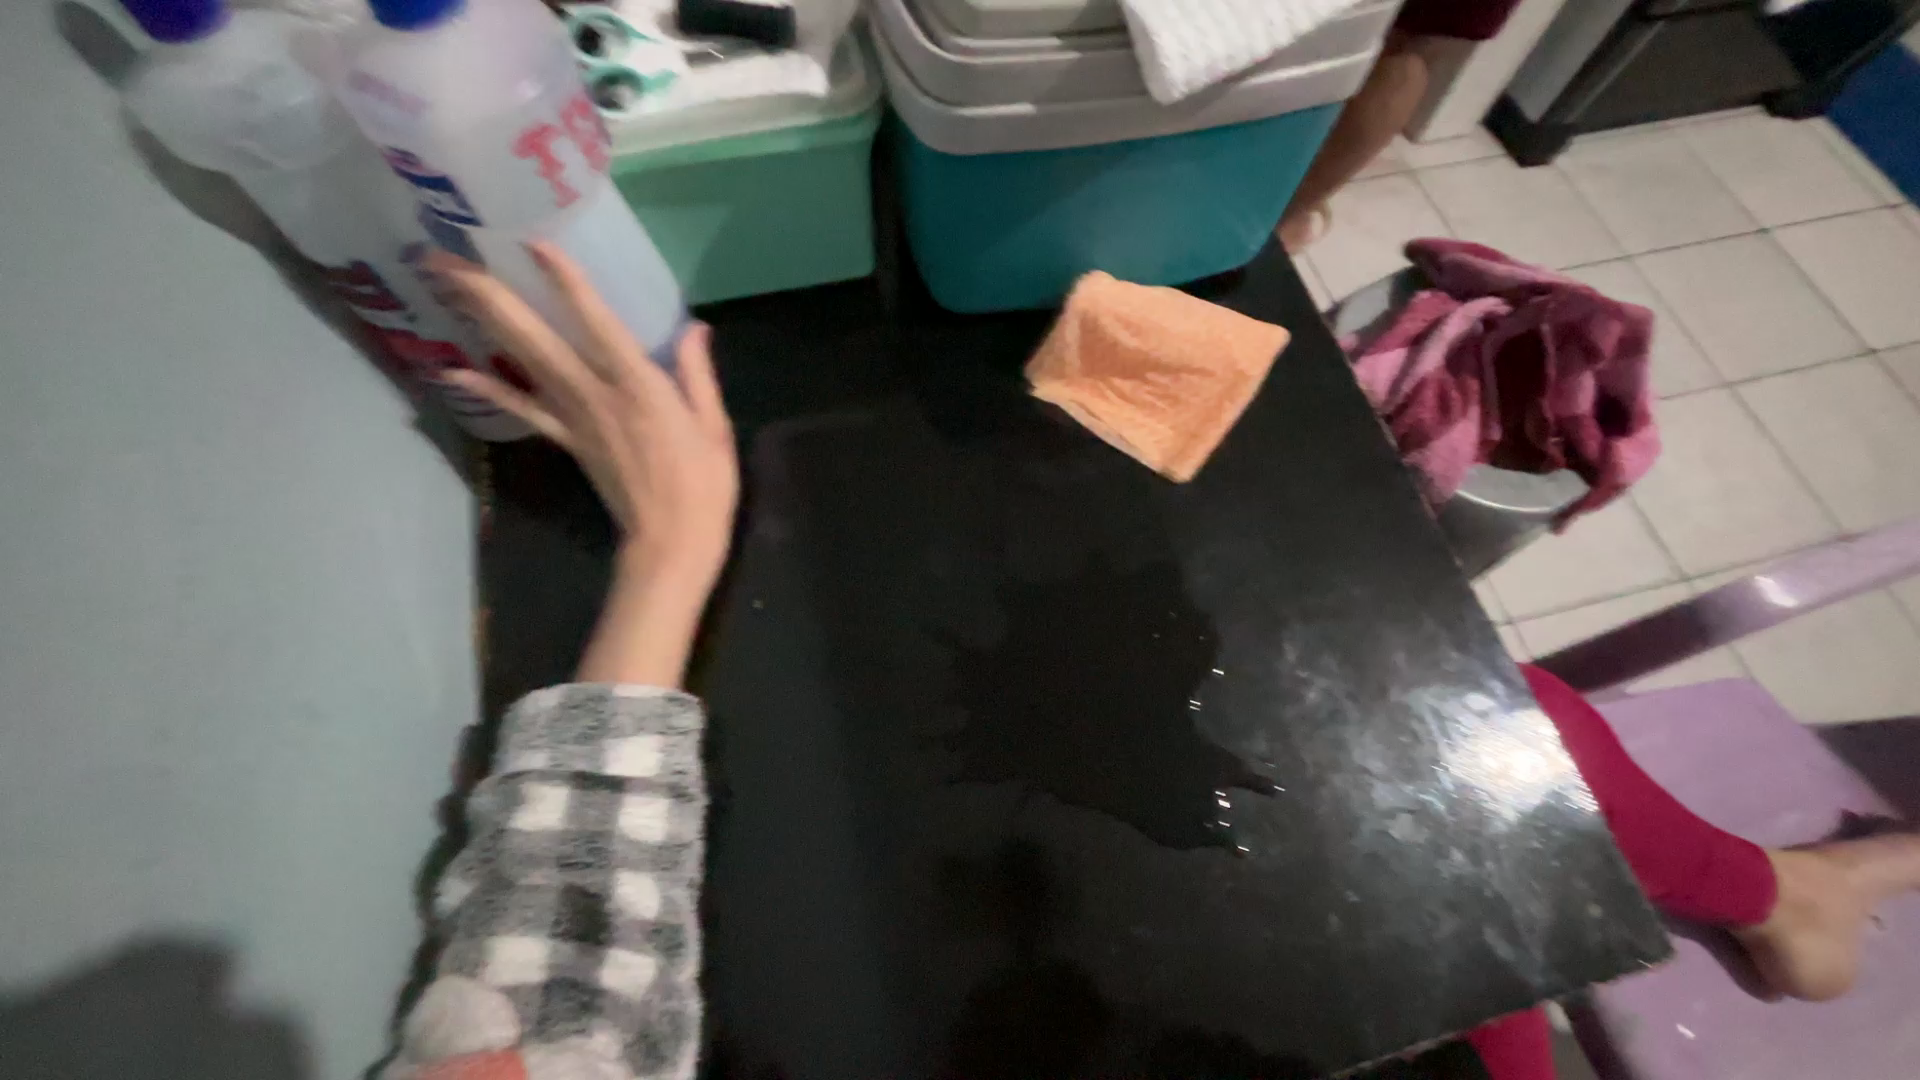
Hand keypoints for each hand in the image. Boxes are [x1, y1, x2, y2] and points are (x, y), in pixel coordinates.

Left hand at [431, 243, 738, 594]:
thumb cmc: (703, 485)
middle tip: (446, 255)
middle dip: (492, 295)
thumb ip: (697, 374)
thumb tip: (693, 329)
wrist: (672, 542)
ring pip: (522, 362)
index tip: (533, 243)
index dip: (567, 284)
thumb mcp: (714, 427)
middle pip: (537, 338)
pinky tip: (452, 369)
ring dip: (482, 321)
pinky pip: (521, 410)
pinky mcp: (567, 440)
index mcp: (642, 388)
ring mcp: (575, 419)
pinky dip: (487, 389)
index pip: (599, 325)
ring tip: (444, 284)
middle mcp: (598, 396)